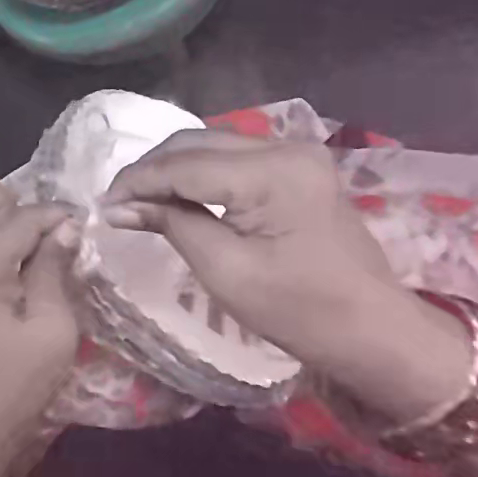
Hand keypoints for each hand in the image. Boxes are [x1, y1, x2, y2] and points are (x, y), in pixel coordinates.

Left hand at [0, 170, 78, 455]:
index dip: (57, 216)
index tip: (82, 226)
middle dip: (3, 198)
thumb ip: (54, 267)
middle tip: (33, 235)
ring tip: (24, 251)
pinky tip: (10, 266)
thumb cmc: (17, 380)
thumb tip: (66, 225)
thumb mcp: (52, 327)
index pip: (21, 214)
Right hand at [101, 130, 472, 422]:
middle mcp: (284, 149)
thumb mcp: (224, 270)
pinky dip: (193, 172)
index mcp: (272, 174)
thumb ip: (169, 223)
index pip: (182, 165)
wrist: (377, 333)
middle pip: (192, 143)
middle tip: (116, 202)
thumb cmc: (300, 310)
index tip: (100, 205)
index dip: (135, 182)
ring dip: (168, 169)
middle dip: (148, 170)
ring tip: (138, 199)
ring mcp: (294, 155)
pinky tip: (173, 193)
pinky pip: (228, 157)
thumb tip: (116, 207)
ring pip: (207, 144)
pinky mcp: (294, 167)